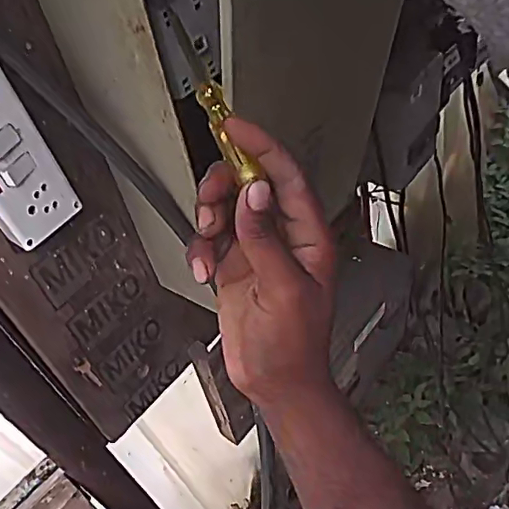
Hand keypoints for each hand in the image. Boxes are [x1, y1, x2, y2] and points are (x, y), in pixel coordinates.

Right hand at [185, 117, 337, 414]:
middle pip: (250, 185)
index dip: (262, 147)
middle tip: (212, 204)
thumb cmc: (295, 346)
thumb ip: (266, 238)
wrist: (276, 381)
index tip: (235, 128)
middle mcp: (283, 237)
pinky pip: (210, 238)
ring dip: (209, 218)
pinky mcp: (234, 265)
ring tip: (208, 243)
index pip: (287, 177)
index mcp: (309, 236)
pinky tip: (204, 269)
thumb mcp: (284, 289)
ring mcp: (256, 249)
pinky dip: (200, 248)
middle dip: (225, 187)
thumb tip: (255, 194)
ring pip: (226, 207)